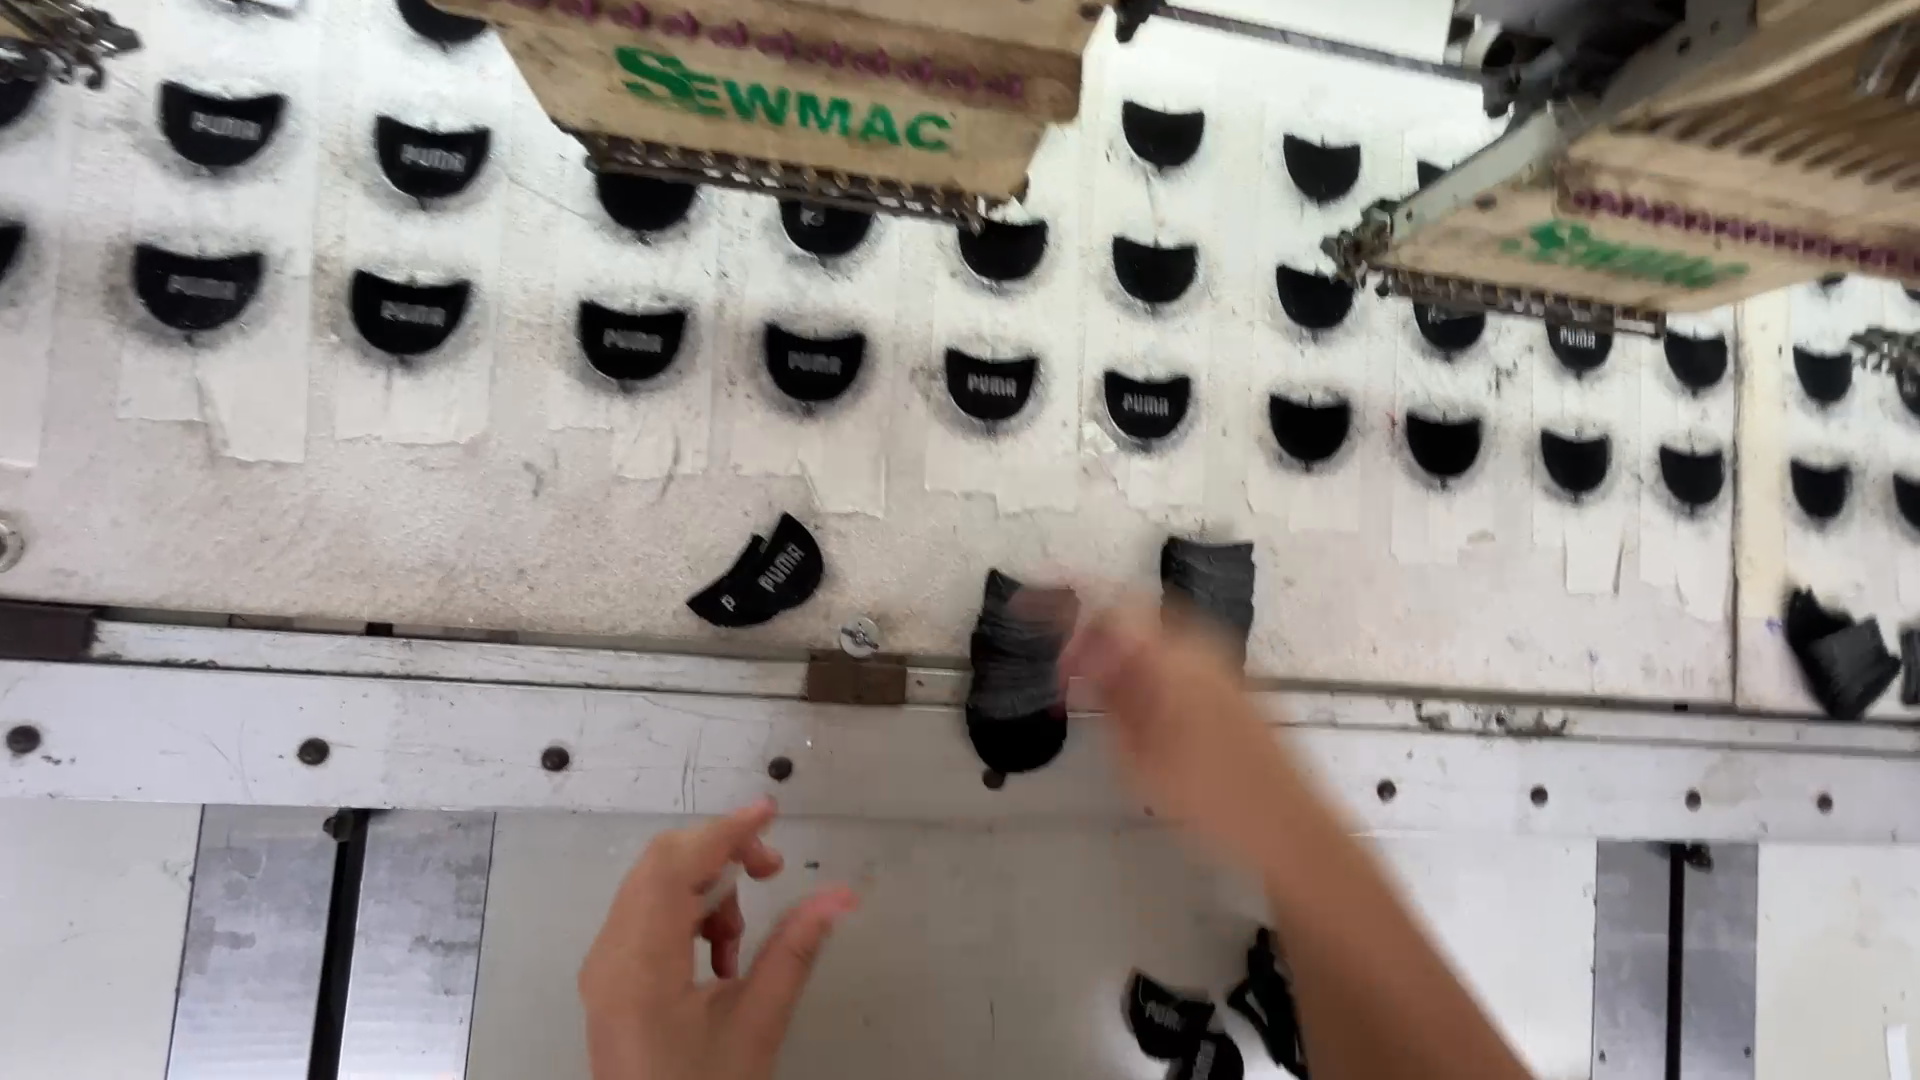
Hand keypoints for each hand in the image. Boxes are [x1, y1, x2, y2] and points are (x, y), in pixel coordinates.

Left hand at [578, 798, 858, 1079]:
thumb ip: (795, 949)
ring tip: (742, 937)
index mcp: (638, 965)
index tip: (771, 810)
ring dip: (710, 886)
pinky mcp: (611, 972)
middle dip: (723, 853)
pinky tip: (720, 953)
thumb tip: (841, 896)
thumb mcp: (757, 1025)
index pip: (676, 866)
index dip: (725, 830)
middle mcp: (609, 953)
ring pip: (658, 881)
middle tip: (772, 871)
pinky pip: (651, 908)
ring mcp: (604, 962)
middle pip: (663, 862)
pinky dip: (692, 909)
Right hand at [1061, 604, 1305, 865]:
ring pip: (1155, 638)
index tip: (1033, 614)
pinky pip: (1179, 657)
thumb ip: (1108, 699)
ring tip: (1097, 697)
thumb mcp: (1139, 759)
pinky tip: (1140, 710)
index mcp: (1173, 658)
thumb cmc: (1210, 800)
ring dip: (1120, 654)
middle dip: (1093, 635)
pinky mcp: (1236, 683)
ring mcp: (1223, 664)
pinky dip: (1148, 669)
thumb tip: (1082, 661)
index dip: (1066, 605)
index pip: (1109, 606)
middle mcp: (1200, 647)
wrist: (1293, 830)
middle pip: (1131, 617)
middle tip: (1067, 672)